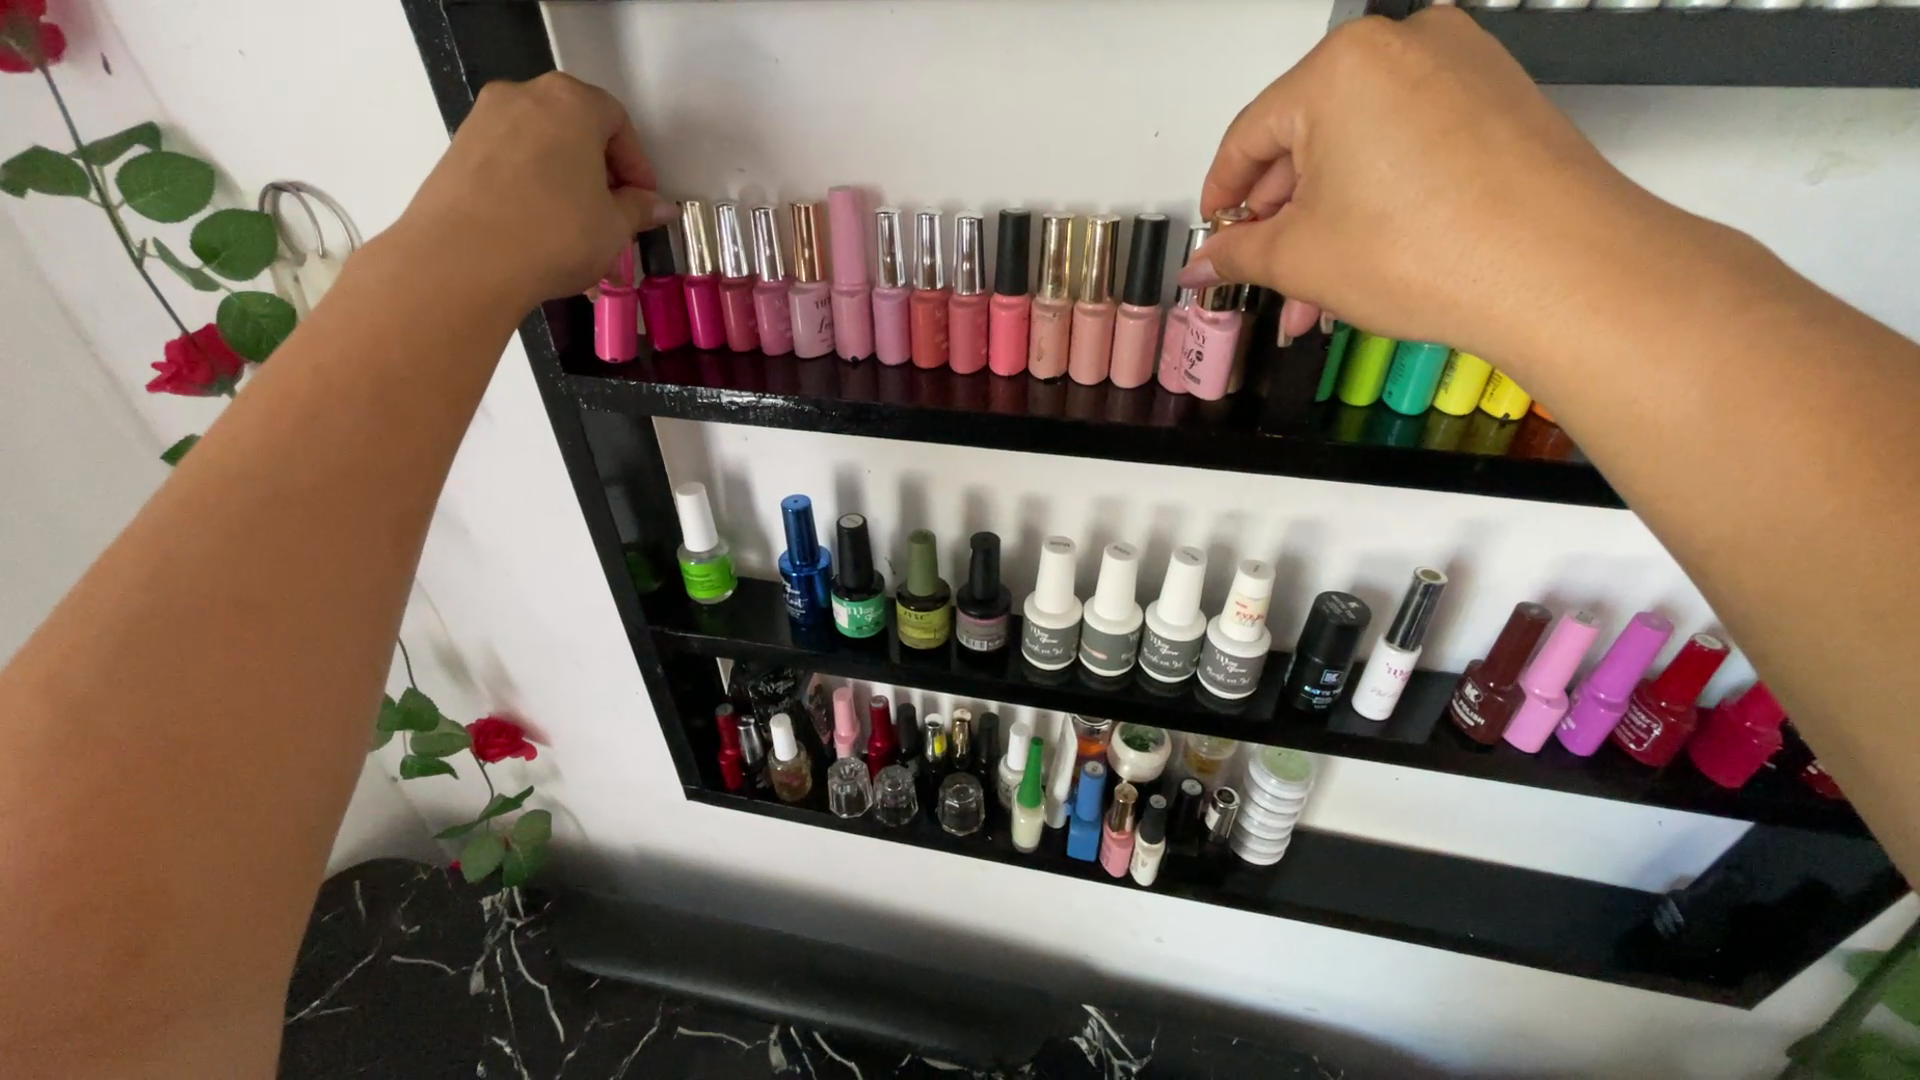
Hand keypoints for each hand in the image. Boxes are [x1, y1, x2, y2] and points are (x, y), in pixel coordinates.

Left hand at [393, 72, 674, 308]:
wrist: (464, 260)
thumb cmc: (558, 233)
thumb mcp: (615, 227)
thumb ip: (639, 210)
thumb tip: (659, 206)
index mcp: (570, 103)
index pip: (617, 121)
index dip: (637, 165)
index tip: (644, 203)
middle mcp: (523, 98)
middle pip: (576, 132)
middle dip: (601, 177)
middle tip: (614, 220)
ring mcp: (484, 122)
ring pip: (543, 154)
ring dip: (569, 191)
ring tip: (581, 241)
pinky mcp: (458, 153)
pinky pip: (513, 169)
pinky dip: (535, 196)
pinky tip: (545, 240)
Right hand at [1182, 8, 1662, 355]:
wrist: (1557, 271)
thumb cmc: (1426, 252)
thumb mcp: (1297, 259)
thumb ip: (1235, 254)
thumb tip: (1202, 263)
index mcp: (1339, 67)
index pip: (1248, 137)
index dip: (1221, 198)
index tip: (1214, 236)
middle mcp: (1401, 45)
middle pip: (1305, 142)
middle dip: (1280, 223)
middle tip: (1264, 275)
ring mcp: (1457, 65)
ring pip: (1356, 152)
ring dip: (1325, 223)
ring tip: (1314, 293)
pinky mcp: (1494, 97)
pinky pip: (1405, 147)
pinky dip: (1374, 200)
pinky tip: (1362, 257)